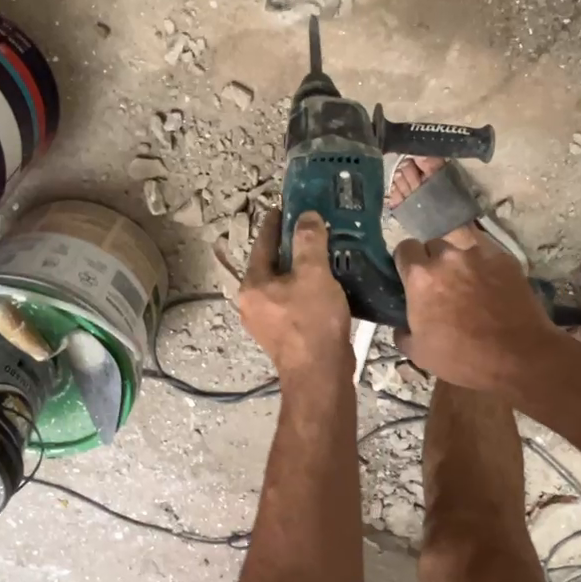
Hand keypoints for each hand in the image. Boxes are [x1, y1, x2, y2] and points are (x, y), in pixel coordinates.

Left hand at [239, 209, 352, 384]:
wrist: (320, 375)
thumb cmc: (313, 321)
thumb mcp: (313, 274)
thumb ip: (308, 242)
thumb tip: (306, 217)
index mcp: (253, 285)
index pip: (263, 243)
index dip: (276, 223)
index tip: (287, 206)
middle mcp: (253, 303)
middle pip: (272, 265)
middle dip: (291, 247)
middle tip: (313, 229)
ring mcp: (267, 322)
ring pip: (284, 285)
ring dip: (302, 269)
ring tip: (324, 253)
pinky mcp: (285, 336)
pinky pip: (294, 302)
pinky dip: (307, 289)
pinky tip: (328, 284)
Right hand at [393, 229, 565, 396]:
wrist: (518, 357)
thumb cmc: (462, 358)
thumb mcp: (419, 353)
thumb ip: (402, 333)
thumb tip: (401, 326)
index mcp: (420, 276)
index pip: (404, 248)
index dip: (407, 261)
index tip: (411, 276)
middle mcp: (447, 257)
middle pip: (433, 245)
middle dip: (433, 260)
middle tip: (440, 283)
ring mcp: (479, 255)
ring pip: (461, 248)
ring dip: (460, 262)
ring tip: (469, 284)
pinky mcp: (505, 260)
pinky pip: (488, 256)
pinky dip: (486, 268)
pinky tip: (493, 288)